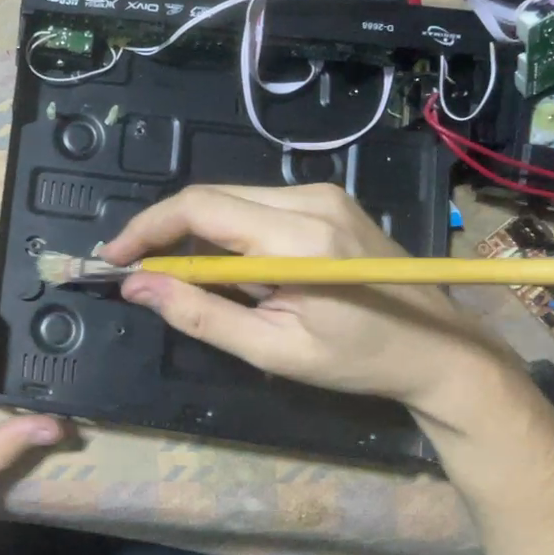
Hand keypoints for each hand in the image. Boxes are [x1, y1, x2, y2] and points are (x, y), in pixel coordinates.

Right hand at [101, 184, 514, 410]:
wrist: (440, 349)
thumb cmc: (357, 360)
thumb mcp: (272, 350)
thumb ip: (200, 315)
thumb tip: (136, 286)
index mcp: (299, 239)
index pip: (200, 208)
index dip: (146, 229)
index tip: (113, 259)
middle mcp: (310, 200)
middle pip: (210, 198)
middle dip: (164, 233)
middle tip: (138, 273)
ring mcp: (322, 195)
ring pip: (229, 200)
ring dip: (196, 235)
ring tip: (189, 281)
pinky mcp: (327, 200)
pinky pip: (255, 206)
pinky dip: (226, 233)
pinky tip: (233, 271)